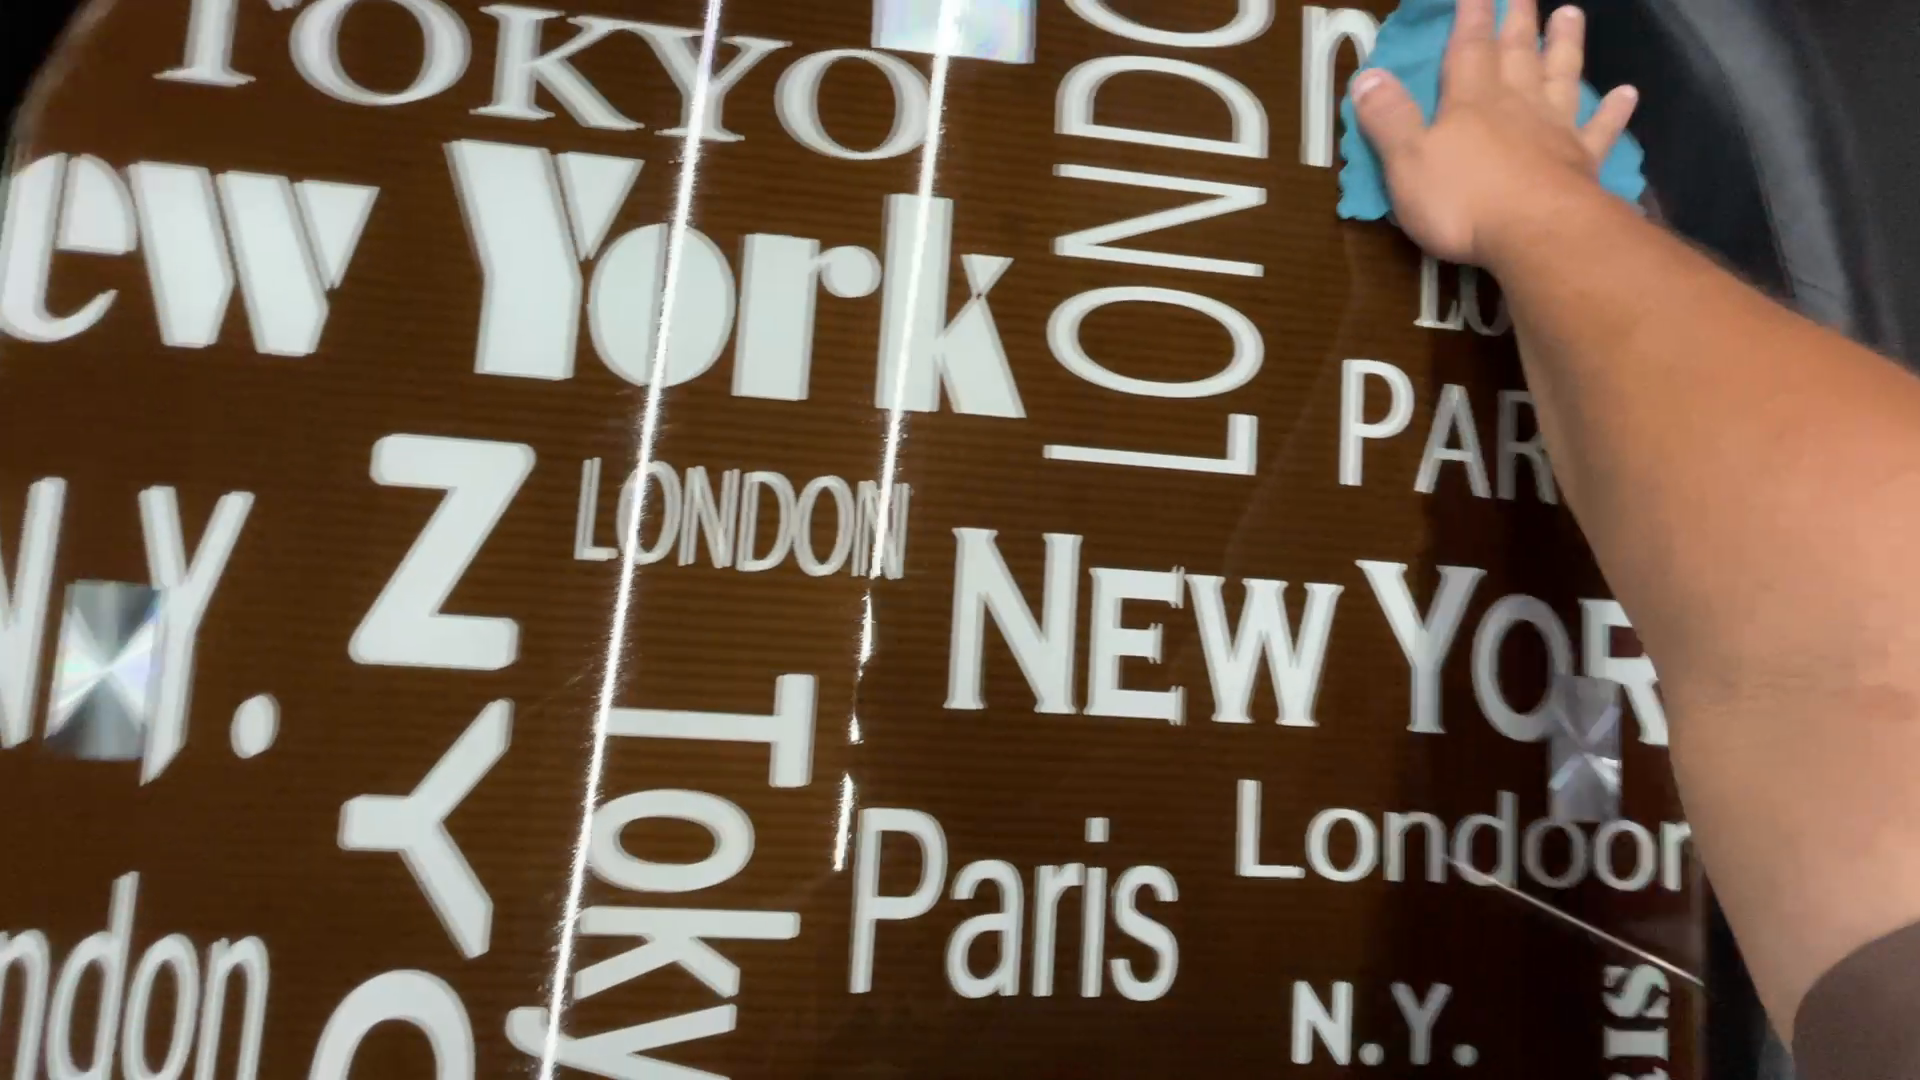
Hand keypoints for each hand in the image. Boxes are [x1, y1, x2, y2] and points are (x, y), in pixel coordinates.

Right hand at [1351, 0, 1638, 267]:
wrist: (1533, 229)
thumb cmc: (1460, 199)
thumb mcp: (1407, 161)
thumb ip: (1388, 119)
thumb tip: (1367, 75)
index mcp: (1470, 103)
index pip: (1468, 49)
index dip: (1470, 16)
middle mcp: (1516, 104)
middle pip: (1517, 53)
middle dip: (1517, 20)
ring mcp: (1553, 130)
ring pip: (1560, 76)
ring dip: (1565, 45)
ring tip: (1570, 15)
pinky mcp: (1580, 161)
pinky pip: (1599, 129)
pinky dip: (1612, 110)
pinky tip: (1624, 94)